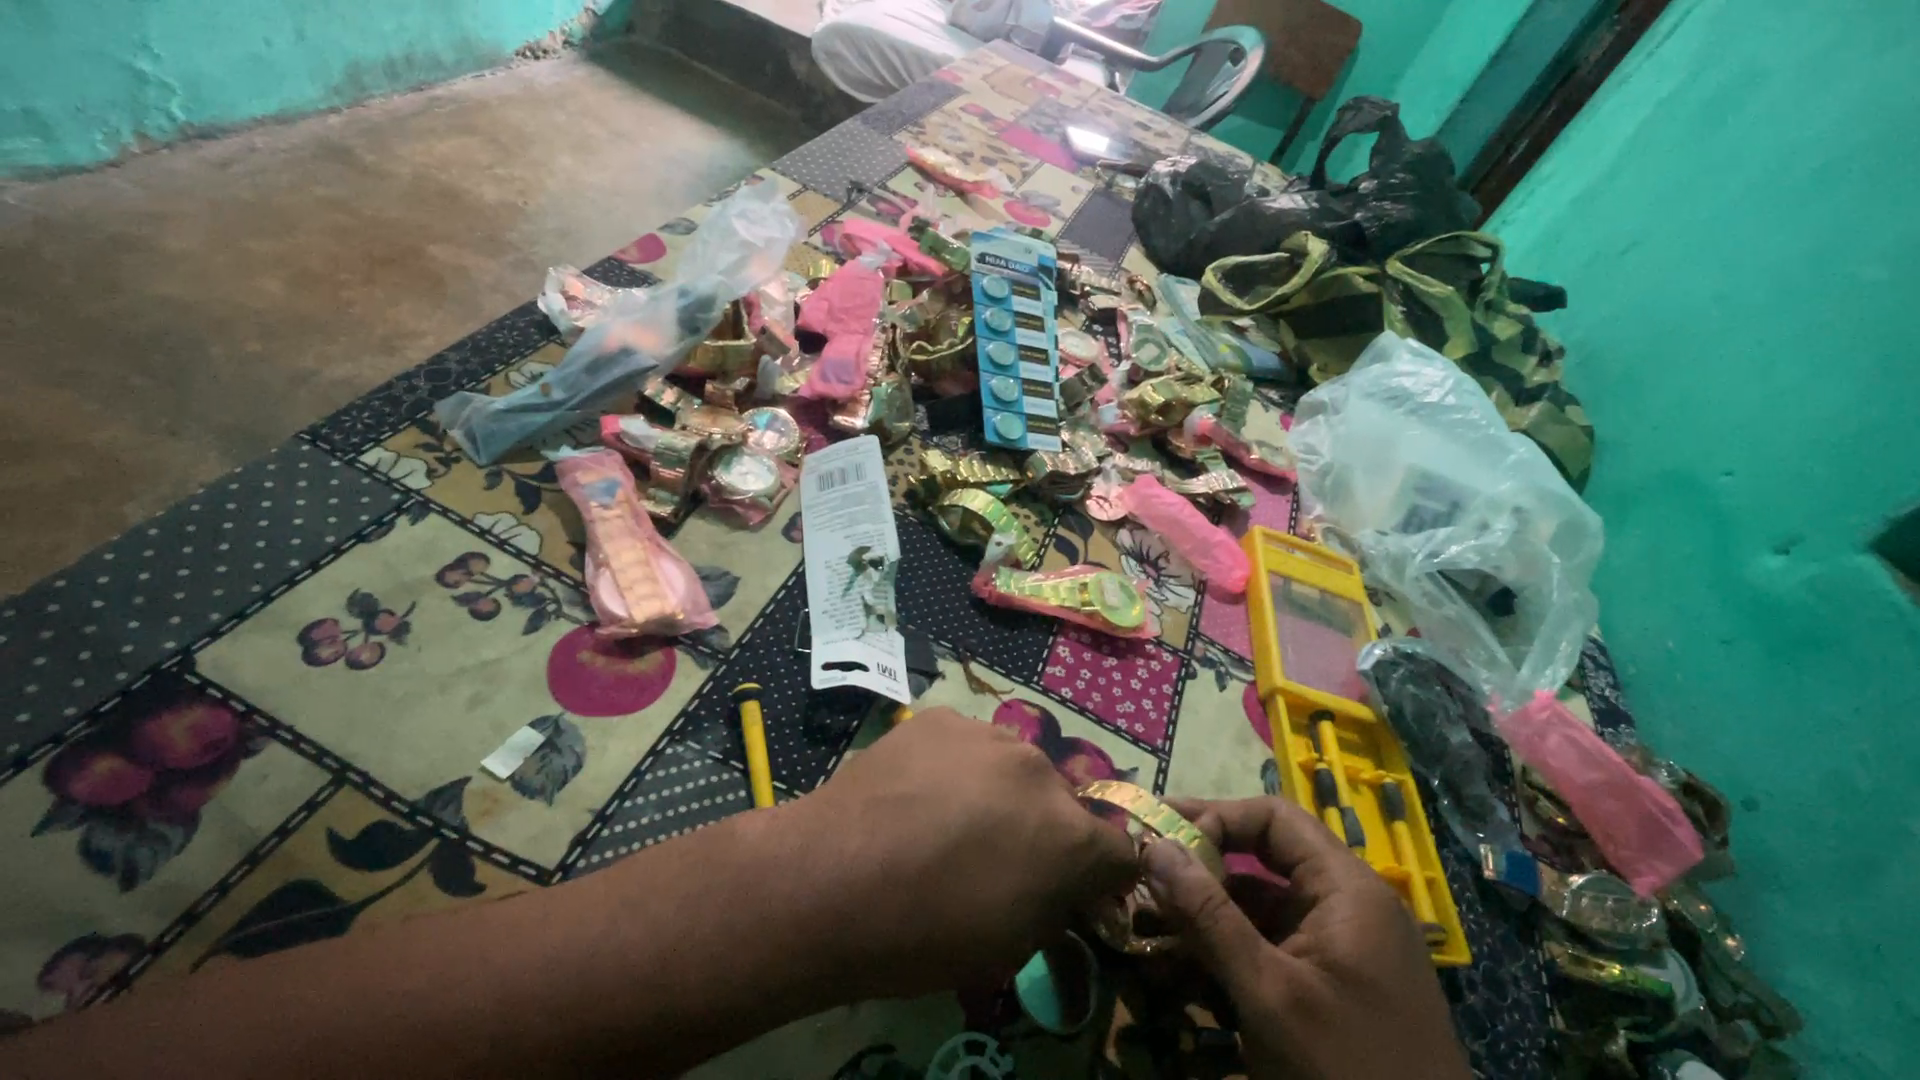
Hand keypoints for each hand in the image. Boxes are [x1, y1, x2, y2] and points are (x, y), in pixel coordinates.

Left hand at [797, 707, 1136, 997]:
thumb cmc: (925, 934)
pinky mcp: (940, 719)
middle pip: (1062, 801)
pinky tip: (915, 792)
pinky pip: (965, 745)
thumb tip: (1063, 888)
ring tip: (946, 819)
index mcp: (1071, 837)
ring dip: (999, 791)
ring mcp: (987, 736)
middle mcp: (1041, 773)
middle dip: (1045, 828)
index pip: (1121, 851)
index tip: (1075, 891)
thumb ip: (1056, 907)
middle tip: (996, 857)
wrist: (830, 881)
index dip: (1102, 876)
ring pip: (1013, 766)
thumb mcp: (1010, 948)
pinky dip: (954, 767)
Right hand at [1143, 797, 1469, 1079]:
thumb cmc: (1347, 1067)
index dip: (1217, 819)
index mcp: (1346, 890)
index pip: (1274, 819)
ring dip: (1201, 915)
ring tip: (1143, 926)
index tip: (1164, 840)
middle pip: (1261, 861)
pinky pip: (1266, 950)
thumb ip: (1209, 917)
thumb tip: (1156, 846)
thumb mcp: (1269, 992)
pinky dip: (1222, 953)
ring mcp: (1335, 950)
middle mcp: (1343, 907)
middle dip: (1199, 867)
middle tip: (1140, 866)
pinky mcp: (1324, 987)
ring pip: (1257, 909)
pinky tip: (1174, 971)